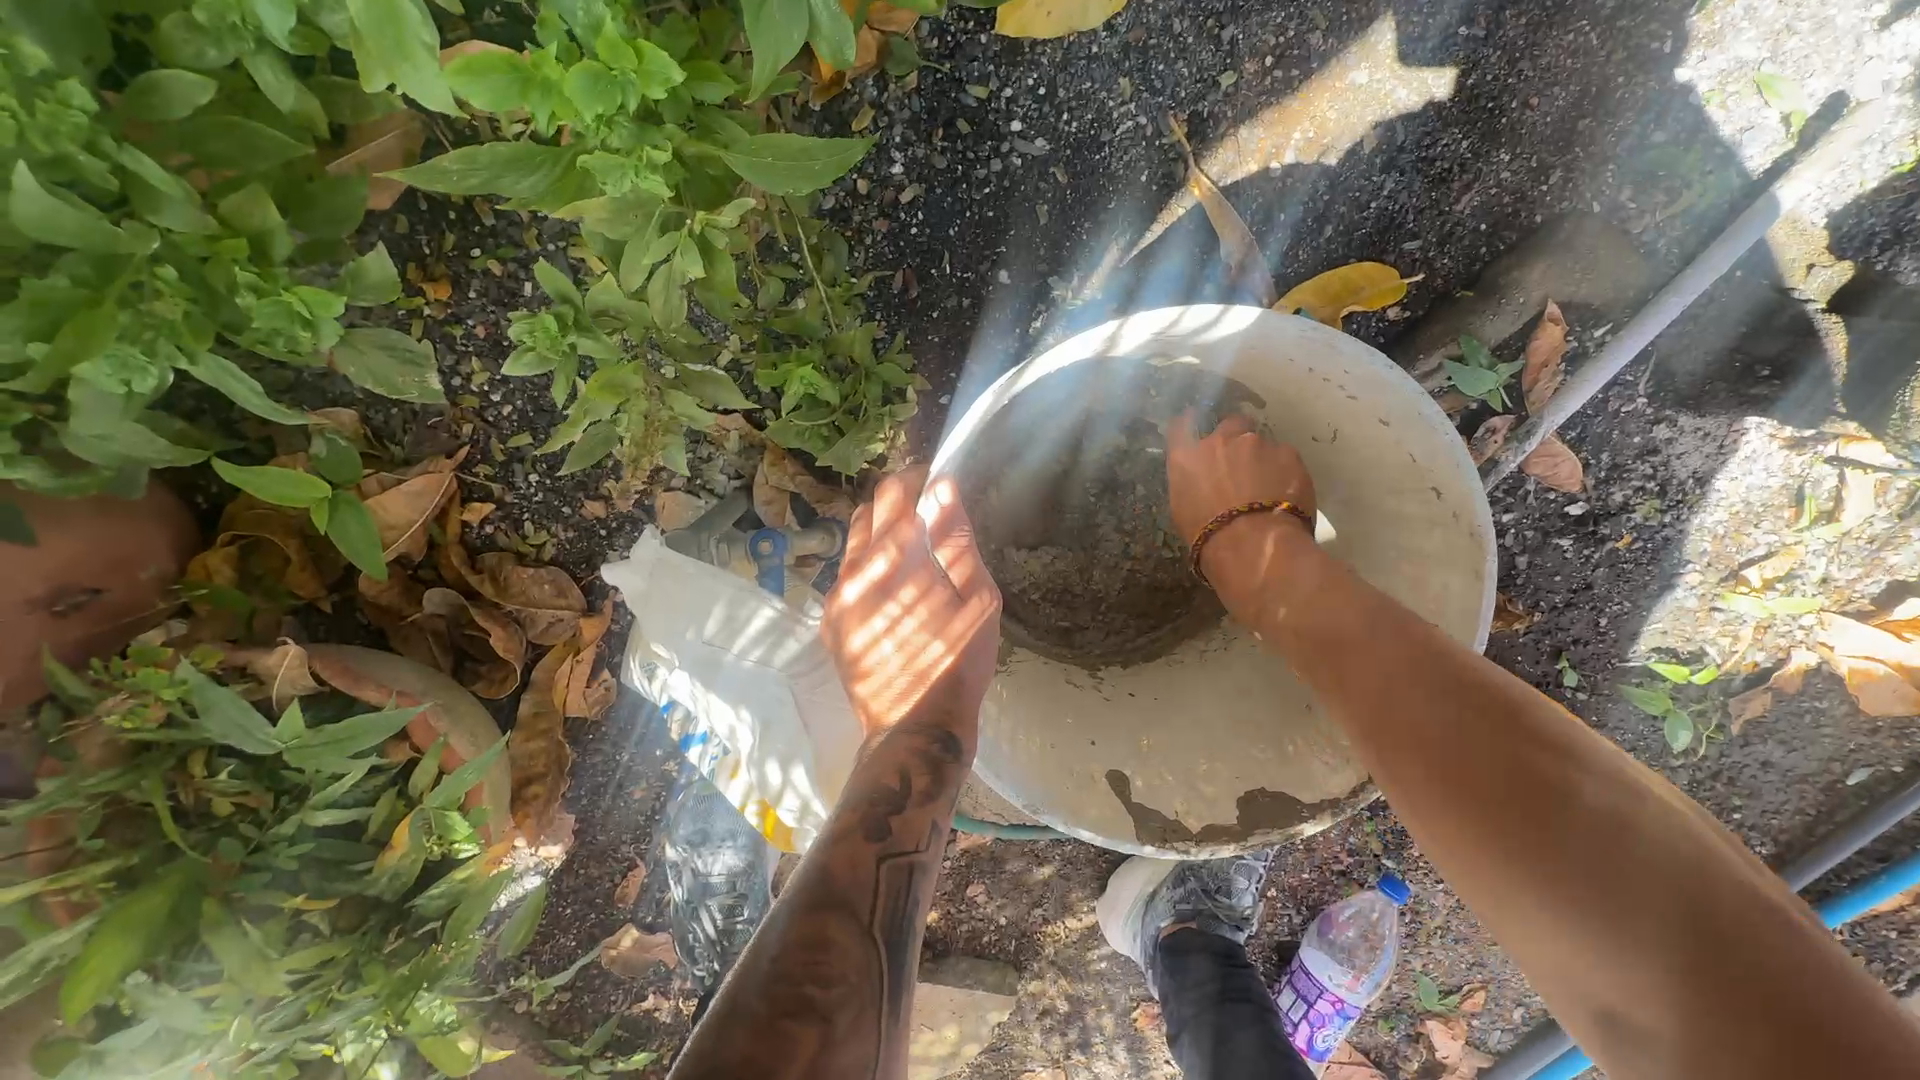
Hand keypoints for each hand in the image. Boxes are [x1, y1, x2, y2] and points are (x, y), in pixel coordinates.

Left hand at [823, 466, 1001, 744]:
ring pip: (854, 546)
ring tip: (915, 563)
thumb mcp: (976, 597)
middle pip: (867, 513)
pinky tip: (896, 596)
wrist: (915, 727)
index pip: (891, 492)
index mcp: (893, 558)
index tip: (937, 488)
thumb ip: (955, 537)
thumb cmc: (958, 661)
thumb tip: (941, 485)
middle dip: (896, 507)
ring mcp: (836, 598)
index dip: (915, 480)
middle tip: (929, 524)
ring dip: (881, 539)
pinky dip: (870, 571)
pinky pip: (847, 578)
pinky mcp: (830, 623)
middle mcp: (854, 570)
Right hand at [1165, 410, 1318, 605]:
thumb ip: (1191, 482)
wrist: (1252, 546)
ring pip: (1261, 443)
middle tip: (1242, 462)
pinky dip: (1285, 471)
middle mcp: (1220, 440)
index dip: (1190, 423)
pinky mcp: (1288, 453)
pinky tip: (1286, 493)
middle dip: (1236, 438)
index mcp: (1187, 456)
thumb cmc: (1207, 537)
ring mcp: (1256, 443)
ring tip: (1269, 486)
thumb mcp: (1183, 509)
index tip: (1196, 426)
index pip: (1182, 424)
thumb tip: (1201, 478)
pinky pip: (1285, 457)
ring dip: (1262, 458)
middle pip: (1230, 424)